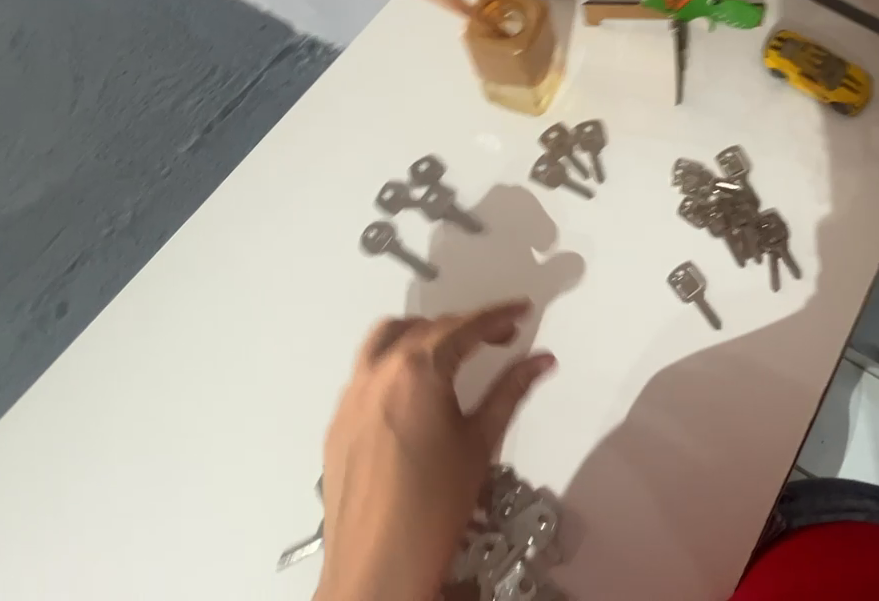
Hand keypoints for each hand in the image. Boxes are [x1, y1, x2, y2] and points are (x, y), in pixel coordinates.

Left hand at [318, 300, 554, 600]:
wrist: (377, 567)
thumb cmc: (432, 507)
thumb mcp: (482, 440)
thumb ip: (511, 390)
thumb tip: (540, 361)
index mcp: (419, 371)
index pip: (465, 326)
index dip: (498, 316)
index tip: (518, 312)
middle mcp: (379, 373)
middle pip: (429, 328)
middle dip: (467, 326)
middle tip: (500, 337)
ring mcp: (352, 397)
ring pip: (387, 338)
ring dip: (424, 334)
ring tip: (453, 350)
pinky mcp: (338, 422)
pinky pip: (366, 370)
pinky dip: (394, 361)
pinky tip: (415, 387)